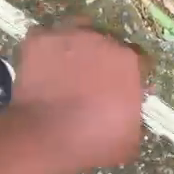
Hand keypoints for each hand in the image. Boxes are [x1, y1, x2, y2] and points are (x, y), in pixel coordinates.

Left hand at [8, 21, 146, 171]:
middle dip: (100, 58)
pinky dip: (44, 51)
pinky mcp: (38, 39)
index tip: (122, 86)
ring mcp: (66, 35)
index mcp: (127, 59)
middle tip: (90, 79)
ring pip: (74, 33)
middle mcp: (99, 38)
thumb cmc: (94, 140)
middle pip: (104, 41)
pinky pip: (45, 39)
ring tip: (65, 68)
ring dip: (74, 47)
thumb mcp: (130, 135)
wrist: (46, 136)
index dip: (129, 72)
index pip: (135, 57)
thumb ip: (134, 110)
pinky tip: (42, 68)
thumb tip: (132, 100)